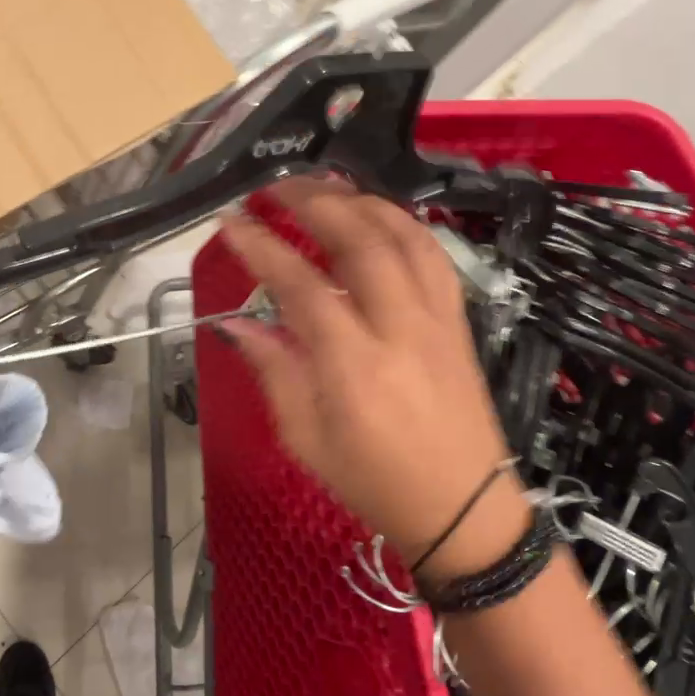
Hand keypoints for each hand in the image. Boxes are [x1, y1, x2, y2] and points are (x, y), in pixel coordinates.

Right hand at [218, 181, 527, 585]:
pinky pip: (433, 256)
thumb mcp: (304, 438)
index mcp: (353, 364)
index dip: (262, 247)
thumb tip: (236, 322)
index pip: (302, 285)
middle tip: (276, 185)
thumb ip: (273, 369)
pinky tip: (378, 216)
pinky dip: (403, 224)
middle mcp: (400, 328)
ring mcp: (437, 320)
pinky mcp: (458, 321)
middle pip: (361, 242)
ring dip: (361, 202)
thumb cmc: (373, 480)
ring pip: (405, 238)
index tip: (231, 220)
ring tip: (324, 186)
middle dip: (315, 202)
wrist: (464, 510)